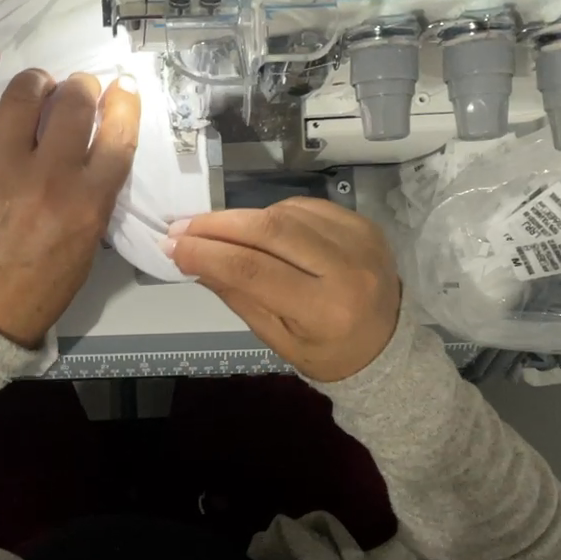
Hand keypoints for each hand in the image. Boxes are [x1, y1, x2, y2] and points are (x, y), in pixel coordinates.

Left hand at [0, 42, 141, 347]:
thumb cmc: (40, 286)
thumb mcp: (88, 245)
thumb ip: (96, 192)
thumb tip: (96, 141)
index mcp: (87, 203)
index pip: (118, 132)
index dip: (124, 101)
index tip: (121, 90)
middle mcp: (48, 177)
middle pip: (74, 103)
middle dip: (81, 89)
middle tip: (76, 95)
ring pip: (24, 94)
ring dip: (38, 81)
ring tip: (39, 86)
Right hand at [164, 198, 401, 381]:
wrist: (387, 347)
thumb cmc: (326, 352)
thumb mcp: (276, 338)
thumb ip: (236, 294)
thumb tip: (191, 258)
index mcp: (326, 310)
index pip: (254, 271)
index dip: (207, 254)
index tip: (173, 247)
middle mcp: (348, 269)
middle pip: (270, 231)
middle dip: (218, 225)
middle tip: (182, 227)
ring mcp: (360, 241)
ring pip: (284, 213)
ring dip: (242, 219)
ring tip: (214, 231)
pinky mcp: (363, 224)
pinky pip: (305, 207)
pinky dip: (273, 214)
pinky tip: (257, 228)